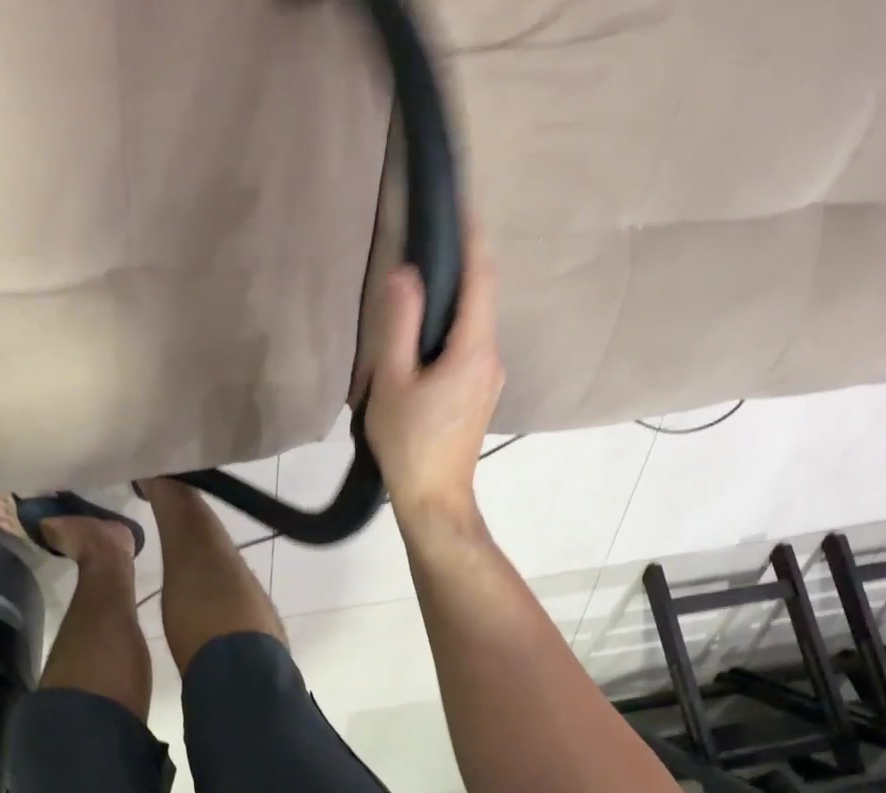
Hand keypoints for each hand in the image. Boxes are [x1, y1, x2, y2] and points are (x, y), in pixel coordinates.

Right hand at [364, 228, 503, 516]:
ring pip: (471, 323)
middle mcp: (491, 356)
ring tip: (419, 277)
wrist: (435, 498)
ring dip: (451, 297)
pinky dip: (448, 325)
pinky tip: (421, 331)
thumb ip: (399, 327)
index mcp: (474, 349)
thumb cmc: (410, 443)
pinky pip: (466, 344)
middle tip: (432, 232)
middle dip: (460, 261)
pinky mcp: (477, 393)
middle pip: (479, 297)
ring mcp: (488, 377)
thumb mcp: (394, 383)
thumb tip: (406, 274)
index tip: (462, 201)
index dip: (472, 236)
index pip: (480, 278)